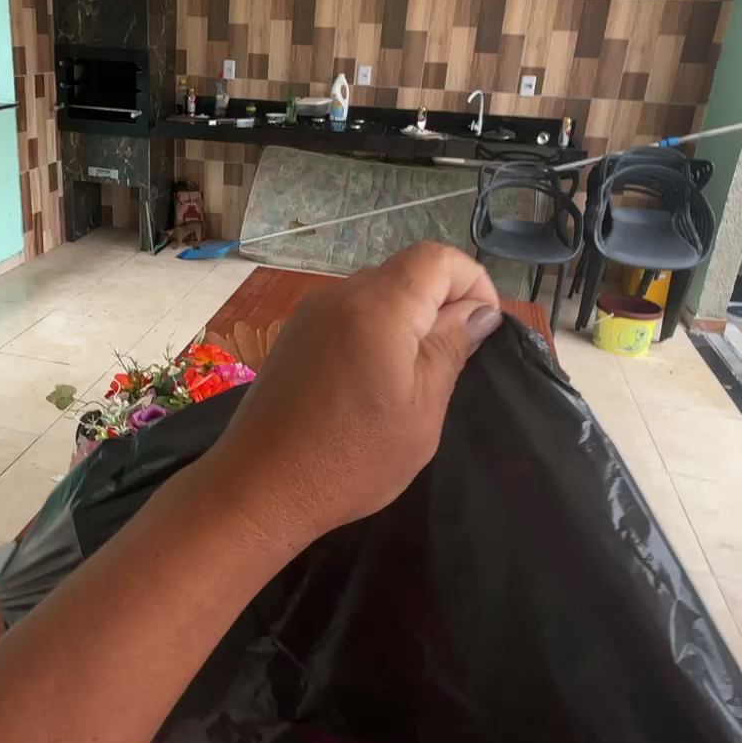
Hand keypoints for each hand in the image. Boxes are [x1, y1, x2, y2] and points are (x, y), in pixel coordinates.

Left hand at [193, 242, 503, 551]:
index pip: (437, 257)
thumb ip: (450, 348)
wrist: (259, 485)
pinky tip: (374, 379)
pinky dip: (375, 330)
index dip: (472, 281)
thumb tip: (480, 311)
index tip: (482, 329)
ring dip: (408, 319)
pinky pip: (349, 313)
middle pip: (405, 271)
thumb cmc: (351, 457)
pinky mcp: (294, 334)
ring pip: (377, 292)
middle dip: (441, 302)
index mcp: (376, 306)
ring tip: (415, 377)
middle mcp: (339, 295)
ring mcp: (311, 313)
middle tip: (453, 360)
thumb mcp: (420, 409)